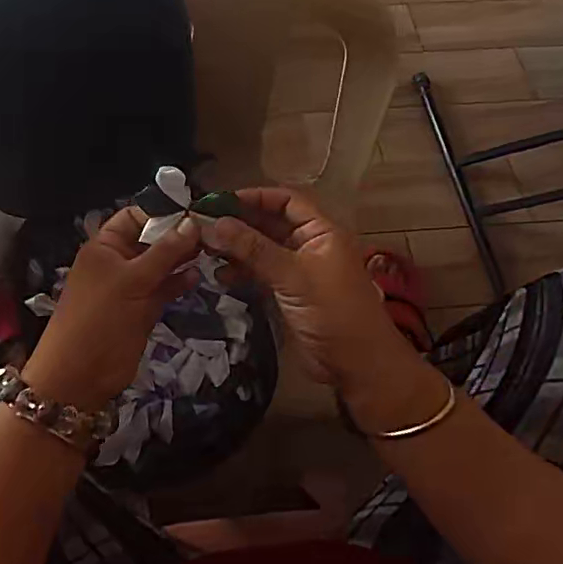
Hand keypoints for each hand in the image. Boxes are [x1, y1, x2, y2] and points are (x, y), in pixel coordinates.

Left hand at [22, 207, 201, 410]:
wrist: (80, 376)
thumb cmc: (100, 317)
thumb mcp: (132, 280)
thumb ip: (164, 252)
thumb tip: (192, 223)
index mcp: (105, 245)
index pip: (135, 216)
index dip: (161, 211)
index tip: (194, 209)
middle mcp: (118, 261)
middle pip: (151, 239)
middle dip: (177, 234)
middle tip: (211, 230)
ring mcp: (131, 285)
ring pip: (160, 264)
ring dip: (182, 257)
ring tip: (211, 249)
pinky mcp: (142, 308)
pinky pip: (163, 288)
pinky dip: (179, 281)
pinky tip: (197, 276)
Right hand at [201, 188, 447, 433]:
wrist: (358, 366)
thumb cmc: (333, 311)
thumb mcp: (293, 276)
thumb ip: (253, 249)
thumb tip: (215, 224)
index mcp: (321, 231)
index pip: (286, 200)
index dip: (255, 197)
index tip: (221, 202)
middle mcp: (309, 244)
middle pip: (270, 223)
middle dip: (239, 223)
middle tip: (204, 226)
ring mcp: (298, 269)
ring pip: (262, 248)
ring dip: (236, 248)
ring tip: (207, 250)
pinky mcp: (288, 292)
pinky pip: (260, 271)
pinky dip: (241, 271)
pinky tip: (220, 276)